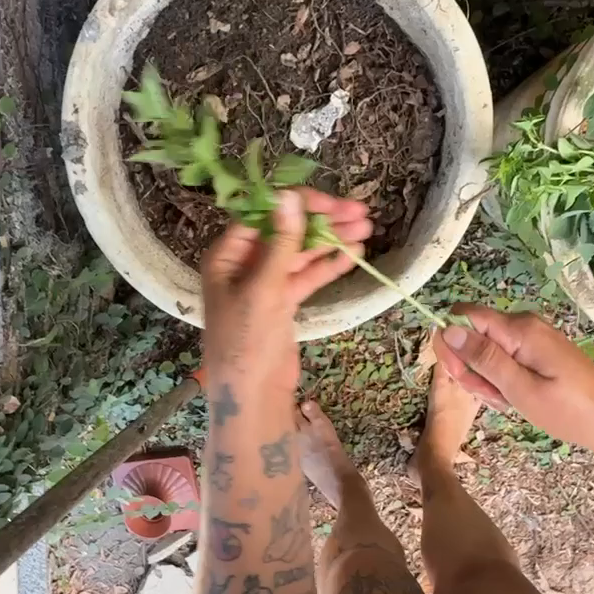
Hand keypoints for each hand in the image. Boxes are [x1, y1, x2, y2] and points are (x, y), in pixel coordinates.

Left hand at [202, 188, 371, 396]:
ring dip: (331, 241)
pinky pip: (307, 276)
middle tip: (360, 213)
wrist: (253, 395)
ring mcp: (265, 284)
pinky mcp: (283, 302)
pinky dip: (328, 266)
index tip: (332, 202)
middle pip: (286, 231)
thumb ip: (281, 243)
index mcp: (227, 255)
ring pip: (301, 253)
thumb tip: (290, 198)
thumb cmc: (247, 340)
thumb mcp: (264, 288)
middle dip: (322, 221)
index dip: (298, 205)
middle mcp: (244, 264)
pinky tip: (353, 255)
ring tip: (367, 230)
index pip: (264, 215)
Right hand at [433, 304, 593, 453]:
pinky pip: (504, 359)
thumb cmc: (569, 411)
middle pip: (473, 335)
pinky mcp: (537, 351)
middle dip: (470, 367)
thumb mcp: (521, 389)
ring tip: (507, 403)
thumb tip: (448, 329)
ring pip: (486, 351)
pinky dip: (501, 380)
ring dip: (486, 378)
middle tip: (490, 398)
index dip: (450, 342)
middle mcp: (524, 325)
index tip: (455, 374)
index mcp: (519, 329)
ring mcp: (532, 338)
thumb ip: (484, 358)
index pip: (464, 316)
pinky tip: (514, 399)